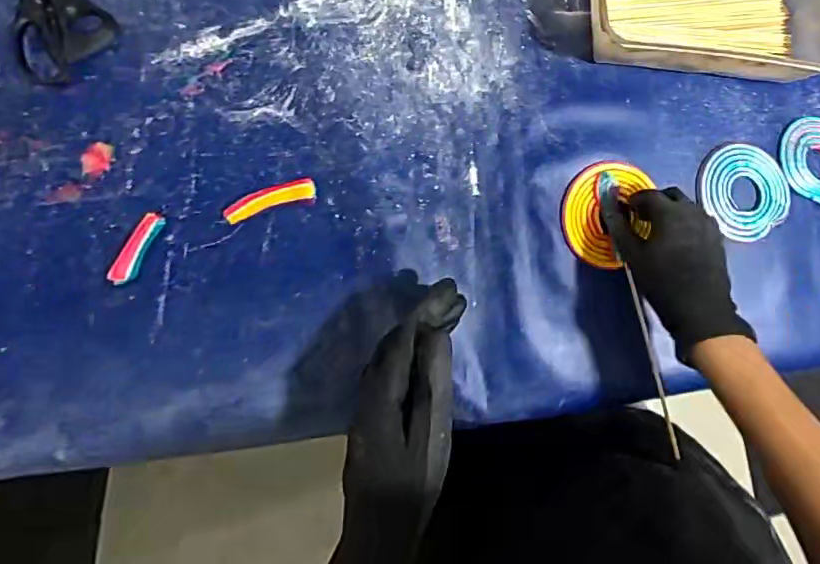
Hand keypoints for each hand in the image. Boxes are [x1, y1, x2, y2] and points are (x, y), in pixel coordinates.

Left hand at [332, 278, 465, 563]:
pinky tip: (422, 350)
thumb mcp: (431, 433)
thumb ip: (432, 382)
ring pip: (389, 352)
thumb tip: (434, 334)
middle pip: (394, 340)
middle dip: (423, 314)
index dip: (427, 308)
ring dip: (416, 329)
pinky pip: (389, 366)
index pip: (403, 336)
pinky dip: (409, 347)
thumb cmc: (412, 482)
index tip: (451, 287)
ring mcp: (365, 404)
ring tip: (445, 316)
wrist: (379, 530)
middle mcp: (367, 391)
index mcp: (381, 393)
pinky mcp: (370, 415)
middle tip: (454, 297)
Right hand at [600, 187, 753, 364]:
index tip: (626, 213)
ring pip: (686, 206)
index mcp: (669, 211)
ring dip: (672, 212)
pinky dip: (686, 222)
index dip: (633, 201)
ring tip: (661, 233)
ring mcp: (708, 222)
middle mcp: (691, 210)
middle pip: (670, 195)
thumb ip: (620, 227)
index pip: (647, 194)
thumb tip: (609, 204)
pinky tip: (680, 243)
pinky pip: (698, 219)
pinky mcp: (717, 236)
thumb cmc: (663, 283)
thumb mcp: (634, 256)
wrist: (702, 311)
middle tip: (642, 220)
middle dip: (654, 203)